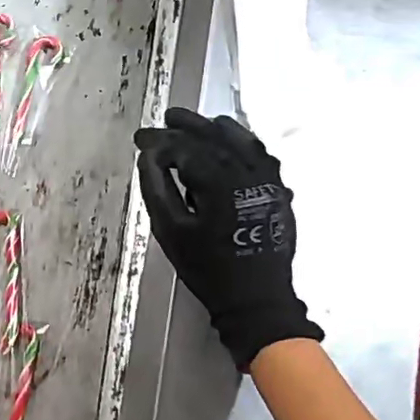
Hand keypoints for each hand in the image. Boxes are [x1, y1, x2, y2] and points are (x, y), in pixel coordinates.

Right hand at [133, 108, 321, 370]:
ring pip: (244, 142)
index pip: (185, 149)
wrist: (256, 300)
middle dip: (189, 126)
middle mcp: (248, 173)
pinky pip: (261, 157)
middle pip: (215, 138)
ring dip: (218, 130)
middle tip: (167, 118)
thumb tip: (148, 157)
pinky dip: (243, 144)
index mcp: (219, 182)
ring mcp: (269, 181)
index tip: (140, 139)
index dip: (160, 141)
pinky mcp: (278, 192)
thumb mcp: (170, 231)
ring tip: (199, 124)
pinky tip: (232, 144)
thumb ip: (157, 188)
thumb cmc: (208, 268)